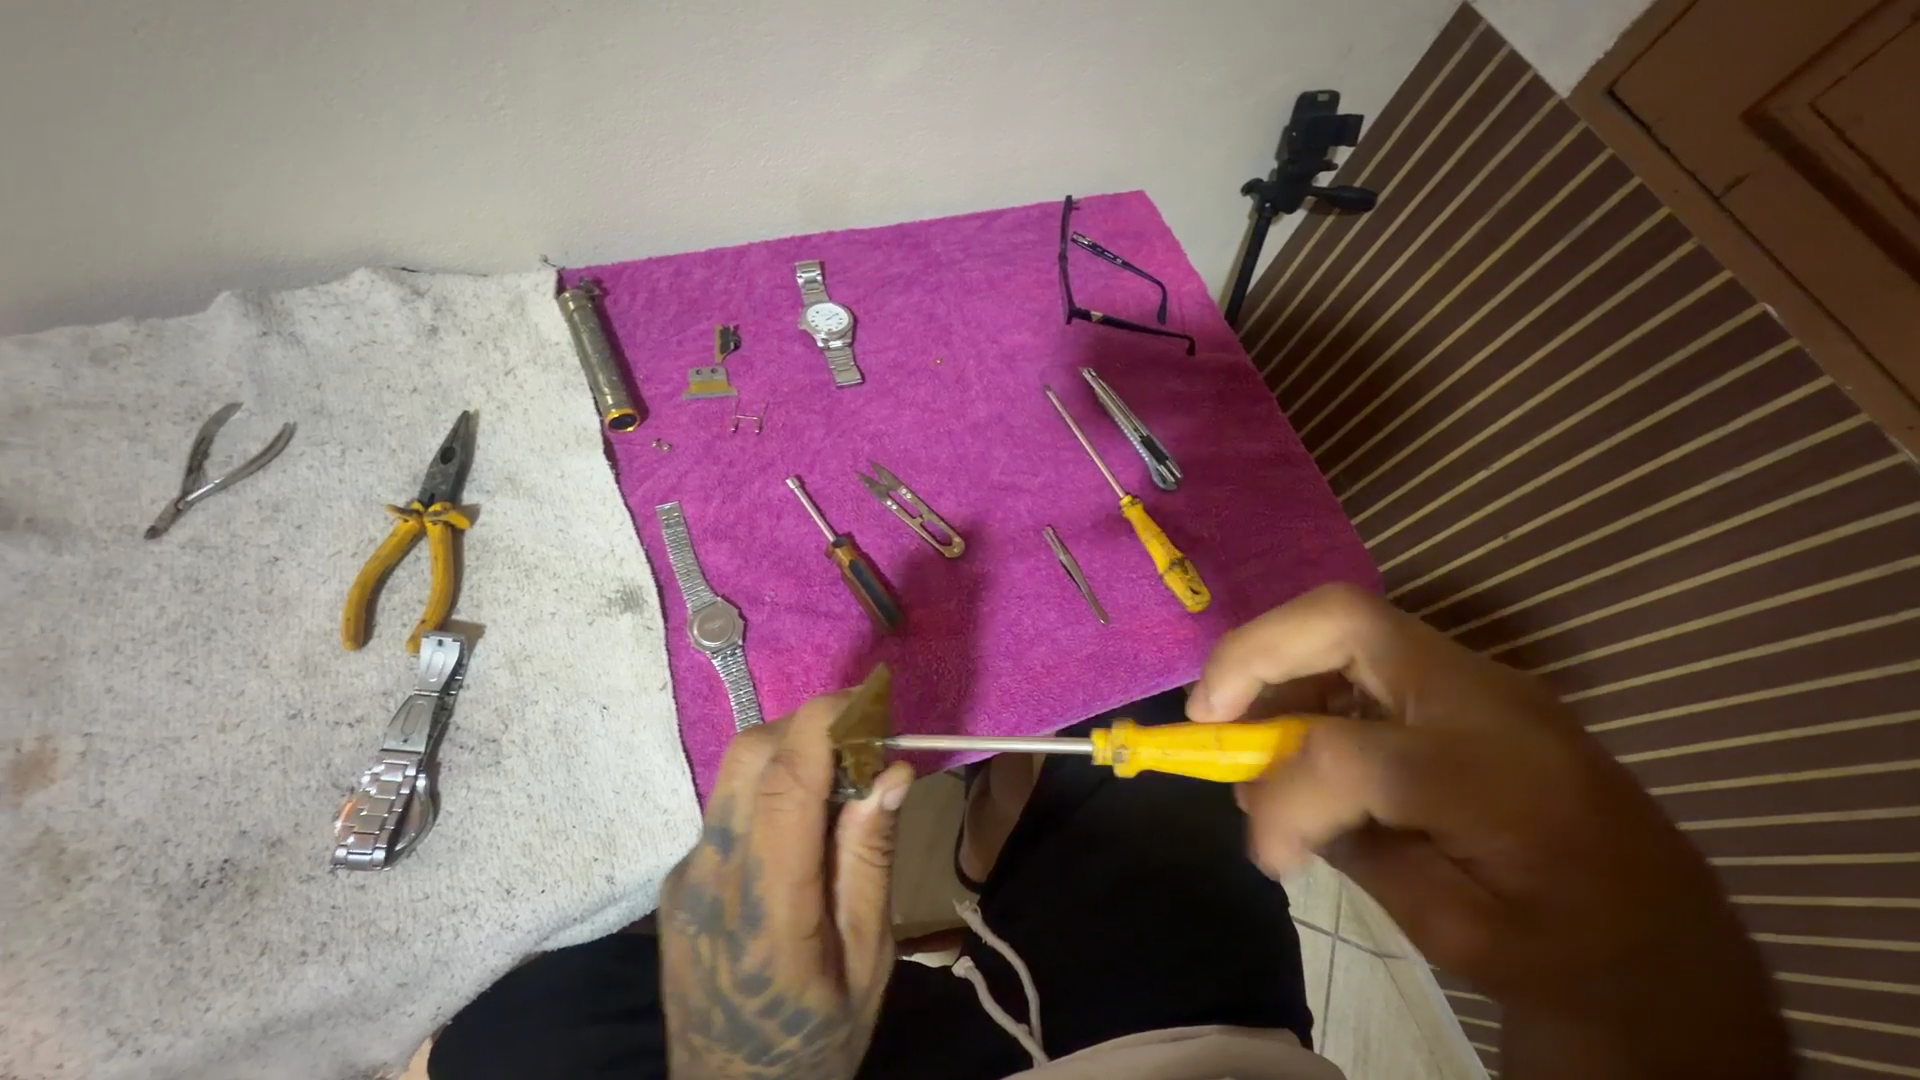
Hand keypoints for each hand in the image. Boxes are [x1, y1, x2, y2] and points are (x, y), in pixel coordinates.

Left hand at [658, 693, 914, 1079]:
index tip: (868, 699)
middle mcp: (712, 882)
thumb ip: (870, 859)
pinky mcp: (678, 878)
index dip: (823, 725)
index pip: (785, 786)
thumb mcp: (867, 960)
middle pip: (748, 759)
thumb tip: (889, 770)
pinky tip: (802, 823)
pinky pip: (726, 805)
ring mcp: (686, 877)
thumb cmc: (819, 1039)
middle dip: (808, 727)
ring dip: (789, 750)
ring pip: (733, 774)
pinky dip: (770, 785)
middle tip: (863, 741)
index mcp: (768, 916)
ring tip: (839, 777)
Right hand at [1189, 584, 1789, 1079]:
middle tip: (1205, 712)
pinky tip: (1295, 729)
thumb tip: (1260, 793)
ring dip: (1276, 664)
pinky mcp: (1471, 685)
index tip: (1262, 849)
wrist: (1668, 946)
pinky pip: (1368, 653)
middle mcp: (1486, 700)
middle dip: (1253, 655)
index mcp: (1492, 776)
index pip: (1349, 755)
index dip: (1281, 796)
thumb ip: (1345, 844)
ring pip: (1348, 623)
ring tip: (1241, 725)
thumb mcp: (1446, 925)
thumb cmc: (1561, 951)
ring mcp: (1482, 680)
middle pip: (1344, 620)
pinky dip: (1310, 678)